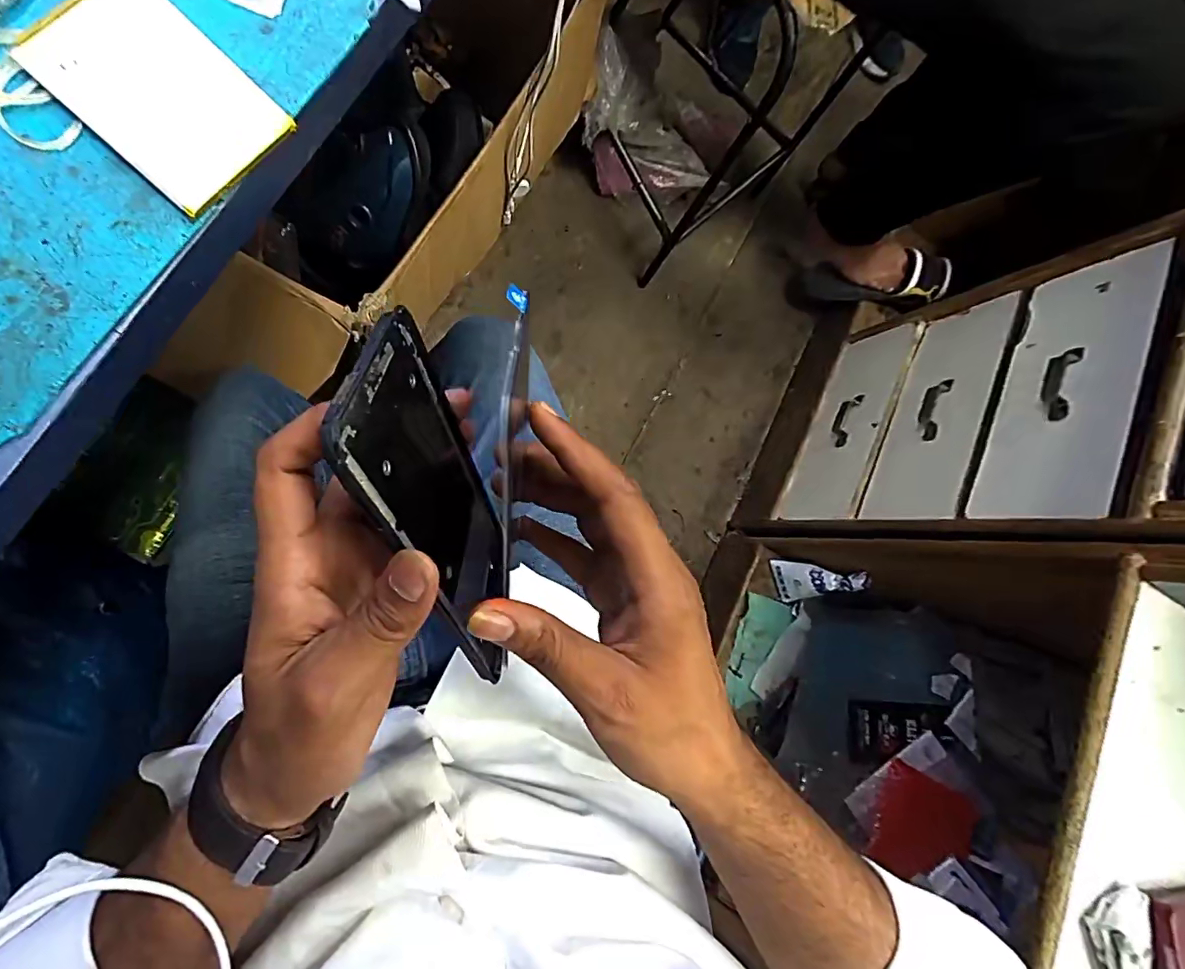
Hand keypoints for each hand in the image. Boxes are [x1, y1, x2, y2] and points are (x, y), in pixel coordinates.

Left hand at [221, 395, 465, 829]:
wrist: (295, 776)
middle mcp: (320, 553)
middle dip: (387, 436)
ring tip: (469, 441)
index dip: (307, 429)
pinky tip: (469, 500)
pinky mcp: (379, 592)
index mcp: (291, 563)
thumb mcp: (333, 681)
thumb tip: (423, 559)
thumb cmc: (296, 731)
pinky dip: (432, 515)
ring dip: (416, 470)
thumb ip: (378, 622)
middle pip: (342, 475)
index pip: (279, 473)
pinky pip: (406, 540)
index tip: (358, 402)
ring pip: (380, 503)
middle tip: (448, 410)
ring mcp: (352, 571)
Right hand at [467, 402, 748, 812]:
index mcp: (656, 576)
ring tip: (503, 479)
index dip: (576, 453)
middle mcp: (648, 567)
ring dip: (552, 496)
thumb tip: (482, 609)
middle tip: (502, 449)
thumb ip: (545, 644)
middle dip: (555, 467)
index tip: (539, 418)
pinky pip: (586, 552)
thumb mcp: (604, 689)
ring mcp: (636, 582)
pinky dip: (554, 534)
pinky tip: (521, 528)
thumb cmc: (667, 728)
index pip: (614, 497)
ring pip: (593, 522)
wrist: (703, 766)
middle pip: (601, 499)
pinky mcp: (623, 599)